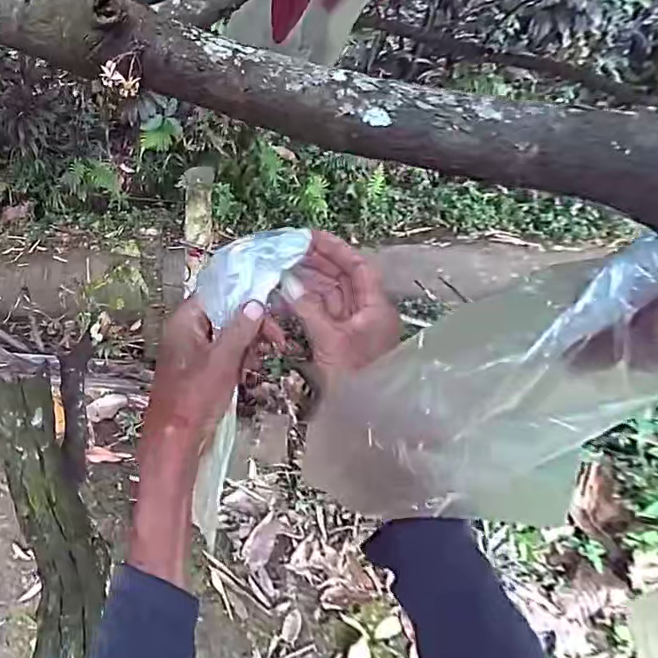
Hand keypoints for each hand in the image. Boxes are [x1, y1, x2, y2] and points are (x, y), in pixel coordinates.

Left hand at [128, 296, 267, 586]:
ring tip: (259, 361)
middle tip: (276, 339)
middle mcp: (186, 332)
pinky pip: (225, 355)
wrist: (176, 441)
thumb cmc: (194, 398)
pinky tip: (250, 373)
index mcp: (184, 322)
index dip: (242, 297)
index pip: (215, 294)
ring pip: (228, 336)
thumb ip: (239, 330)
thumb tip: (255, 303)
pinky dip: (240, 360)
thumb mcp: (222, 360)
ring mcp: (193, 352)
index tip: (268, 306)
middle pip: (224, 314)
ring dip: (248, 345)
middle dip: (251, 326)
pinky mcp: (201, 371)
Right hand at [286, 230, 401, 384]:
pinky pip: (320, 313)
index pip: (357, 267)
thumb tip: (288, 282)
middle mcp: (366, 313)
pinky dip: (303, 303)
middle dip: (316, 263)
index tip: (310, 237)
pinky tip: (285, 295)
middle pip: (342, 278)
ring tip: (282, 268)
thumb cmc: (355, 380)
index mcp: (376, 308)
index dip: (335, 249)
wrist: (364, 420)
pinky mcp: (338, 341)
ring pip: (329, 295)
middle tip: (289, 250)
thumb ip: (308, 309)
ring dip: (306, 281)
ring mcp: (352, 327)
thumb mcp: (330, 341)